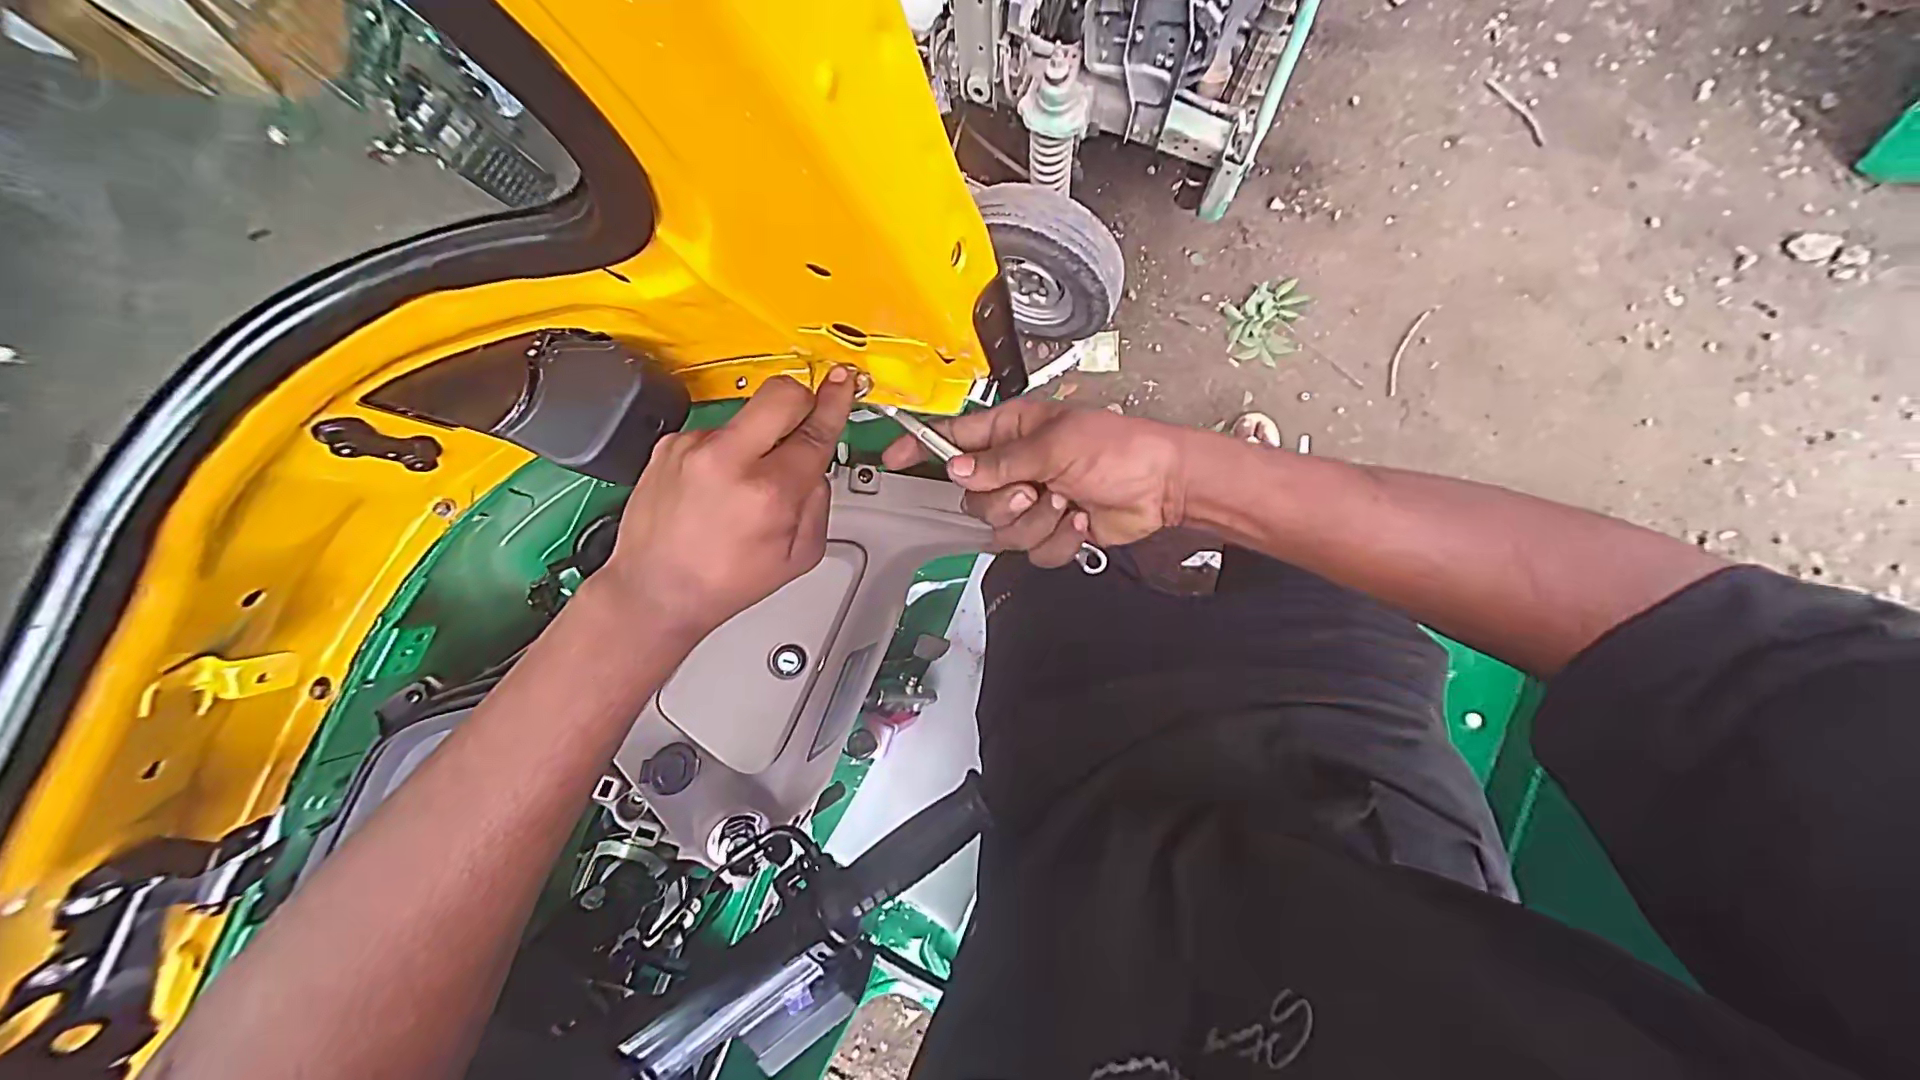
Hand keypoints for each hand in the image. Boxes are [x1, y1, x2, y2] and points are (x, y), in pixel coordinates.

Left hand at [595, 369, 855, 636]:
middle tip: (803, 421)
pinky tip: (718, 485)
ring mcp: (694, 448)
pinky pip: (717, 431)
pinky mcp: (670, 444)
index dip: (835, 401)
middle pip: (781, 393)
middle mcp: (727, 461)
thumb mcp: (799, 555)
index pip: (815, 430)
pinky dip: (727, 451)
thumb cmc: (722, 580)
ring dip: (760, 436)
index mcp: (768, 492)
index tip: (843, 383)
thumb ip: (819, 502)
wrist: (656, 589)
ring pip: (748, 413)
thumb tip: (816, 464)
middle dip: (802, 400)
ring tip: (744, 482)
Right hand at [881, 398, 1191, 567]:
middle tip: (1037, 488)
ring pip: (1002, 530)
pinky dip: (1060, 540)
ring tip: (1069, 501)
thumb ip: (1001, 461)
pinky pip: (1032, 551)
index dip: (921, 447)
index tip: (894, 456)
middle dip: (1008, 502)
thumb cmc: (1119, 448)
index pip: (953, 439)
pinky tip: (1080, 519)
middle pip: (974, 498)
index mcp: (1011, 432)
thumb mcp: (1056, 445)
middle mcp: (1015, 468)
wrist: (1161, 486)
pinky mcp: (1048, 530)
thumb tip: (957, 468)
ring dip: (1040, 521)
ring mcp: (1031, 502)